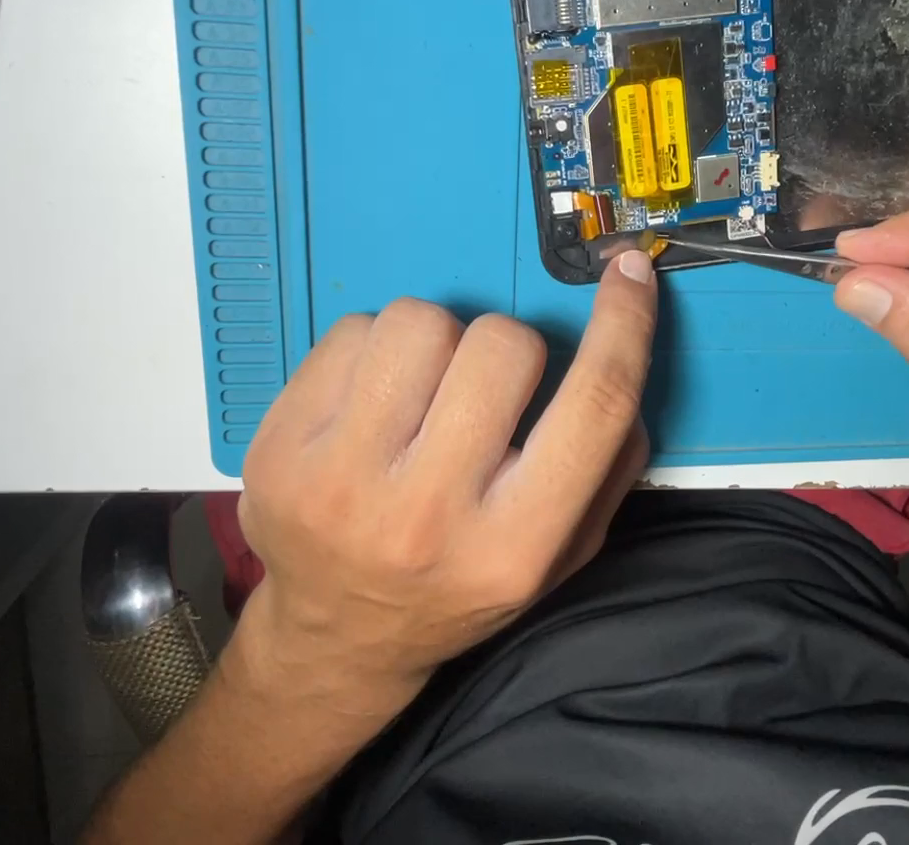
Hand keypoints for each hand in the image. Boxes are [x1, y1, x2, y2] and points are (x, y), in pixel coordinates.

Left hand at [231, 251, 657, 702]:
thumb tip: (621, 355)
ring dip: (438, 340)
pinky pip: (352, 330)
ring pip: (419, 320)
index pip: (593, 407)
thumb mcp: (559, 557)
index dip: (625, 325)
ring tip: (424, 393)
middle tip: (486, 390)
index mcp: (513, 546)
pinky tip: (371, 402)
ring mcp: (341, 479)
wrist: (339, 638)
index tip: (630, 271)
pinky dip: (376, 348)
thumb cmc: (461, 589)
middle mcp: (427, 514)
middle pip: (501, 345)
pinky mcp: (278, 447)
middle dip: (508, 348)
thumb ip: (608, 469)